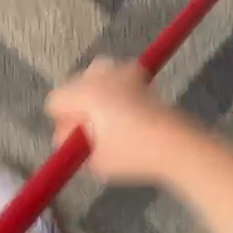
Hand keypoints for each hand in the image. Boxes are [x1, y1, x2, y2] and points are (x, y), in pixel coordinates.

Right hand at [46, 58, 203, 183]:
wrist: (176, 145)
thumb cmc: (134, 154)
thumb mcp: (96, 161)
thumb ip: (76, 148)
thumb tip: (72, 141)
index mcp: (85, 93)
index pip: (55, 101)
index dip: (62, 124)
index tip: (75, 141)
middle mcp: (101, 75)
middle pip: (74, 85)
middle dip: (78, 107)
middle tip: (90, 133)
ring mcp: (123, 71)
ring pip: (96, 77)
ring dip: (96, 96)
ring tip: (108, 122)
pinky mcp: (142, 77)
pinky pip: (118, 78)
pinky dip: (116, 91)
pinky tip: (126, 114)